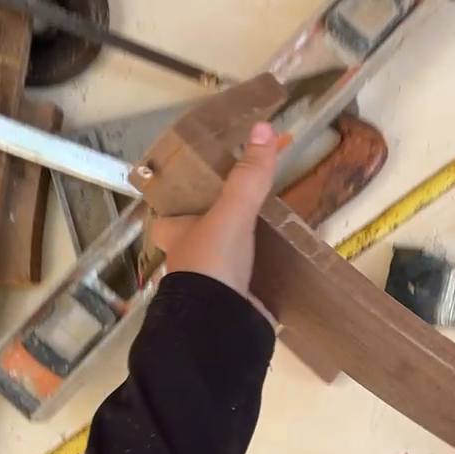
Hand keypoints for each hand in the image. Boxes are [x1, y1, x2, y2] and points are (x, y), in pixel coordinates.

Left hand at [147, 121, 280, 295]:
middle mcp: (187, 259)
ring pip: (226, 259)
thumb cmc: (212, 264)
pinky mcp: (234, 304)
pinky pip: (249, 282)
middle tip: (249, 209)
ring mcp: (211, 284)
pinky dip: (264, 275)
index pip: (171, 212)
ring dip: (245, 250)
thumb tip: (264, 128)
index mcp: (174, 234)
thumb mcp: (232, 213)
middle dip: (220, 226)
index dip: (185, 202)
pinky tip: (283, 265)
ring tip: (274, 232)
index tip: (209, 190)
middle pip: (202, 234)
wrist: (220, 326)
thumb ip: (248, 176)